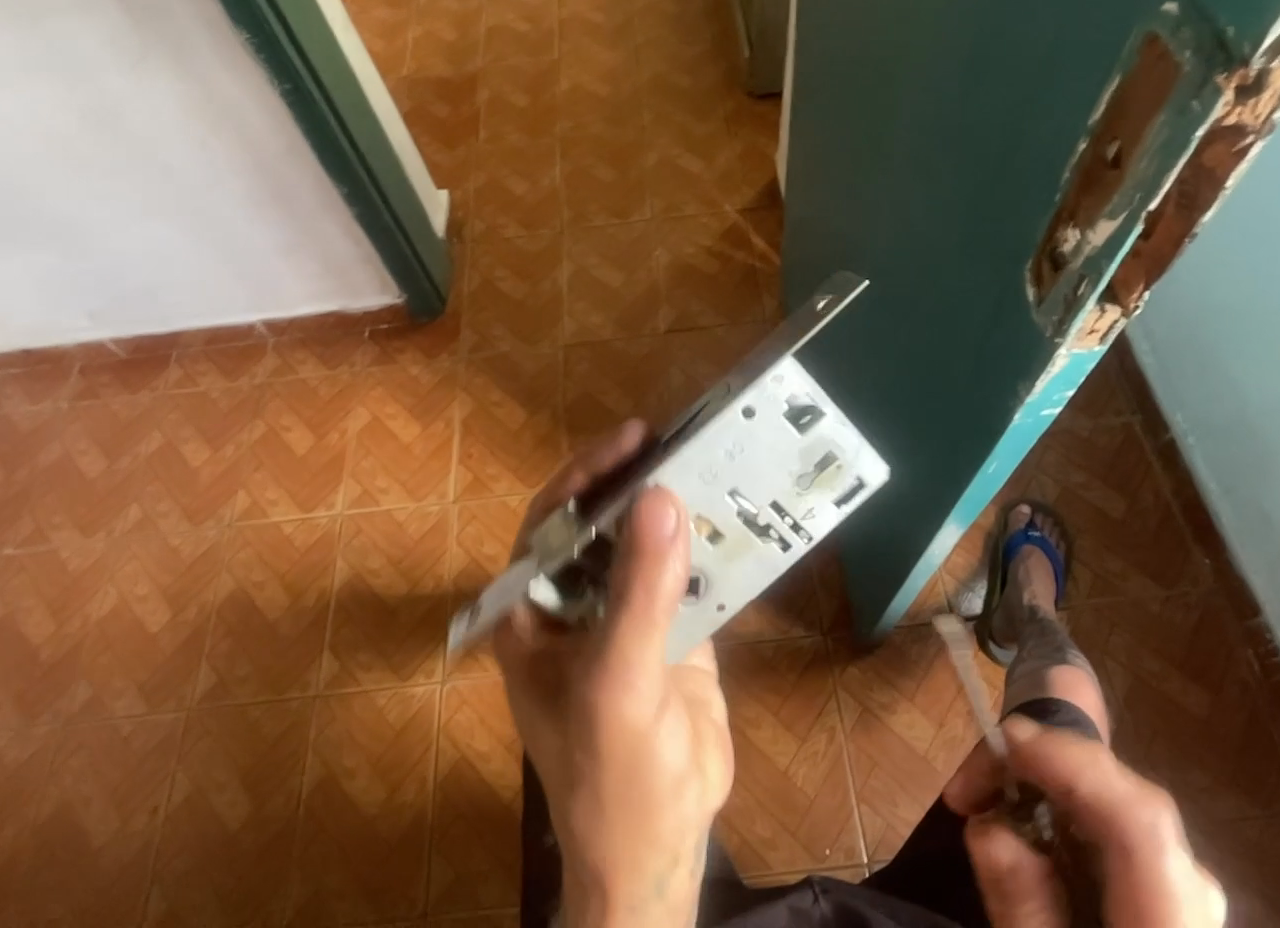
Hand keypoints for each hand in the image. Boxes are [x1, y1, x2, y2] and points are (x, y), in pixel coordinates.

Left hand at [496, 421, 735, 927]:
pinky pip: (693, 579)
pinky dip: (715, 551)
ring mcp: (627, 617)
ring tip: (719, 465)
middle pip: (605, 526)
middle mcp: (576, 605)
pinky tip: (744, 521)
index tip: (634, 437)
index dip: (587, 476)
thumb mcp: (617, 679)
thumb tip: (660, 497)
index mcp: (534, 611)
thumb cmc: (612, 772)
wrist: (660, 841)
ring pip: (651, 548)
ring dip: (680, 512)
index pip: (552, 523)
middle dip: (638, 484)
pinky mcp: (676, 634)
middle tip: (683, 441)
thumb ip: (638, 592)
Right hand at [944, 717, 1225, 926]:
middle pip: (1123, 797)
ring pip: (1115, 800)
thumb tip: (988, 824)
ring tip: (981, 800)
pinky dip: (1061, 807)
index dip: (1072, 763)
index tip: (1001, 740)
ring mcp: (1186, 883)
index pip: (1137, 820)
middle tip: (964, 789)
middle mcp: (1193, 890)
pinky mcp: (1168, 882)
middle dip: (1040, 768)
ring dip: (1044, 784)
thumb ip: (1023, 908)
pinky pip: (1112, 821)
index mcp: (1170, 920)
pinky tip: (1021, 824)